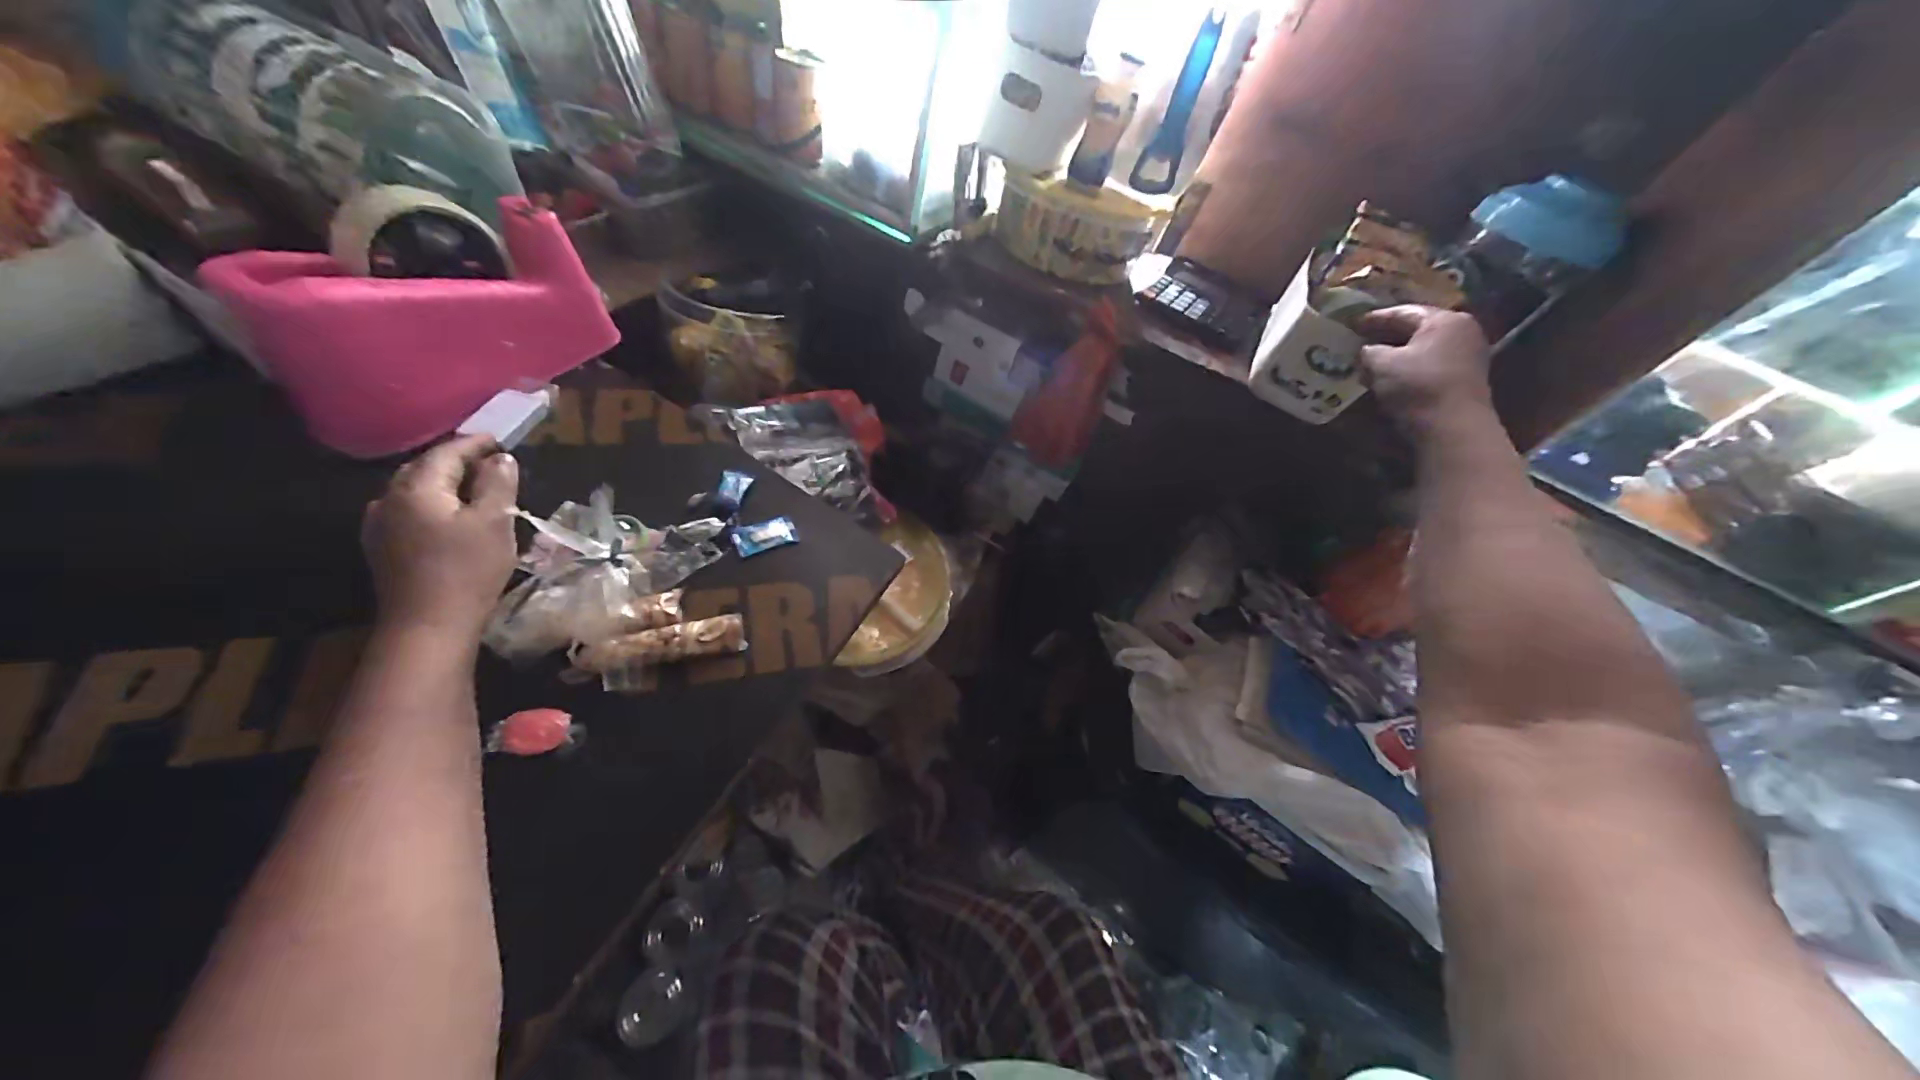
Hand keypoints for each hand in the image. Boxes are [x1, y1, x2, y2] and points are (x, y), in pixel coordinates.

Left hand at [362, 434, 519, 638]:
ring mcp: (381, 525)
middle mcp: (390, 499)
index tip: (499, 440)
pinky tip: (447, 516)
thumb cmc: (467, 569)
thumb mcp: (495, 521)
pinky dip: (432, 505)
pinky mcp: (384, 548)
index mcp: (416, 488)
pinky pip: (410, 512)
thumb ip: (497, 484)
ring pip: (414, 491)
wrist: (428, 625)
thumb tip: (500, 458)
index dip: (474, 443)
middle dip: (456, 460)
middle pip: (424, 468)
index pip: (446, 452)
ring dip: (443, 483)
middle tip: (487, 460)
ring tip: (471, 486)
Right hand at [1358, 306, 1493, 430]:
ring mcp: (1467, 354)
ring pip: (1423, 348)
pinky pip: (1430, 364)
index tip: (1353, 324)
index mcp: (1444, 320)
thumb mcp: (1382, 365)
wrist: (1453, 426)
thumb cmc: (1417, 386)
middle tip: (1362, 341)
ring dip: (1397, 354)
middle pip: (1417, 328)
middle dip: (1387, 336)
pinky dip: (1409, 367)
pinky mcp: (1464, 377)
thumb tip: (1366, 350)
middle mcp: (1461, 331)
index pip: (1403, 312)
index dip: (1375, 318)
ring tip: (1372, 362)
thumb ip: (1370, 352)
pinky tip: (1390, 377)